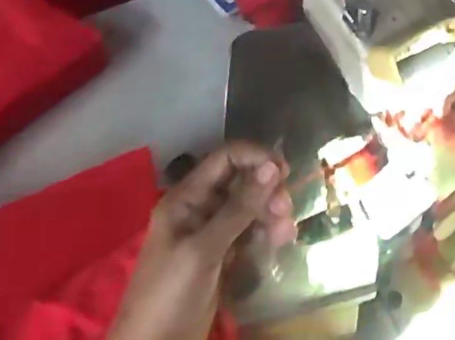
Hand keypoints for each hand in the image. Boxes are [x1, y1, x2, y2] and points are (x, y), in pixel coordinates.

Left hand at [108, 143, 293, 339]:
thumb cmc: (168, 297)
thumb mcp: (203, 250)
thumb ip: (238, 208)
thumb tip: (272, 166)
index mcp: (186, 198)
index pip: (226, 158)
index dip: (255, 157)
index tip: (284, 171)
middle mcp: (199, 209)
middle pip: (240, 181)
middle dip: (266, 189)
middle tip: (286, 210)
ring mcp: (210, 235)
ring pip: (248, 208)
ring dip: (270, 213)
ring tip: (286, 232)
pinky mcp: (220, 259)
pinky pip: (248, 234)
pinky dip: (265, 233)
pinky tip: (281, 241)